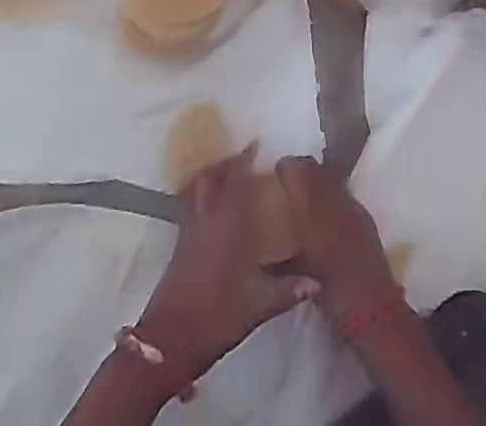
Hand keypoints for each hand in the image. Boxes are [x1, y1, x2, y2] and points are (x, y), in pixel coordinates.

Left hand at [134, 150, 320, 383]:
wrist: (168, 342)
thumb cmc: (215, 319)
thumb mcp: (256, 308)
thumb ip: (287, 292)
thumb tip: (317, 282)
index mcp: (228, 228)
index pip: (235, 183)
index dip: (244, 161)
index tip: (254, 145)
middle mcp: (206, 222)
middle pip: (210, 178)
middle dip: (225, 163)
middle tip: (242, 157)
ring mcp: (188, 233)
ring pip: (194, 189)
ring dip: (208, 175)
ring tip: (224, 174)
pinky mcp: (178, 246)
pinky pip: (188, 205)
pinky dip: (198, 194)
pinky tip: (210, 207)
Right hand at [277, 156, 399, 323]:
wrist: (374, 308)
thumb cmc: (332, 292)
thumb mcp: (299, 276)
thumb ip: (280, 261)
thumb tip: (263, 257)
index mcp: (317, 210)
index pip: (301, 169)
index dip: (287, 166)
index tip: (274, 173)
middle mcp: (338, 201)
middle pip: (318, 169)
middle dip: (301, 171)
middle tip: (285, 185)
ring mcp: (355, 209)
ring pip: (332, 180)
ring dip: (317, 182)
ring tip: (302, 200)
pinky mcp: (366, 219)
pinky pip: (344, 195)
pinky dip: (331, 197)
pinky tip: (323, 218)